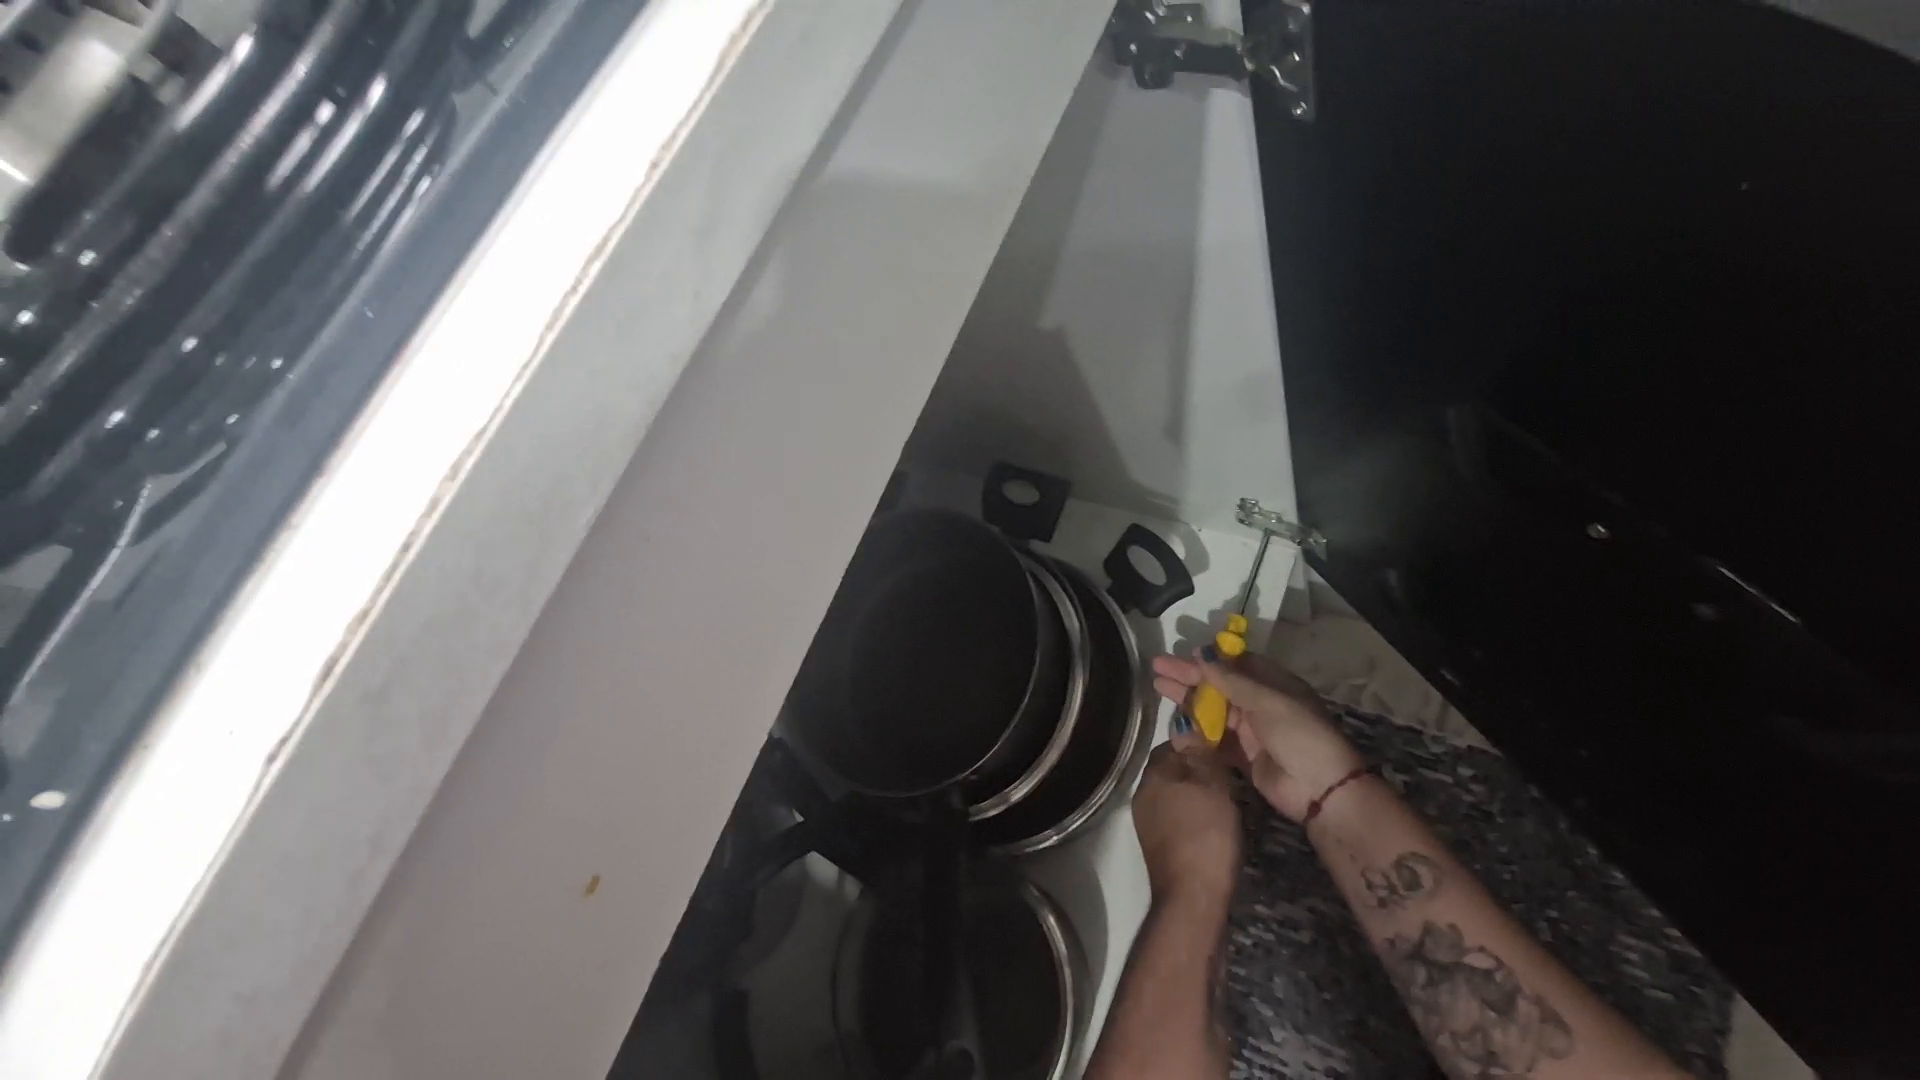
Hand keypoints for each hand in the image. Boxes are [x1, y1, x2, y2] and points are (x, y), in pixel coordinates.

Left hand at [1132, 741, 1241, 913]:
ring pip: (1171, 793)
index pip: (1171, 743)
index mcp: (1153, 774)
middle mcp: (1142, 793)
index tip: (1220, 749)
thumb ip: (1201, 756)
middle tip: (1226, 775)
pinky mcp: (1156, 844)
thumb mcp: (1213, 787)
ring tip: (1223, 799)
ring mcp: (1145, 820)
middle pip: (1169, 768)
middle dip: (1194, 768)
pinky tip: (1211, 823)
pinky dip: (1190, 814)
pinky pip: (1173, 815)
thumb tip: (1188, 728)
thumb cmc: (1205, 834)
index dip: (1196, 743)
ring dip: (1193, 792)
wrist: (1192, 897)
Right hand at [1152, 651, 1364, 822]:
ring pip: (1212, 710)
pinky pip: (1213, 737)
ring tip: (1158, 687)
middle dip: (1189, 676)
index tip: (1183, 654)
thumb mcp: (1267, 700)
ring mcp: (1250, 731)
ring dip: (1187, 699)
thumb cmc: (1299, 735)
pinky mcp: (1241, 755)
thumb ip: (1231, 679)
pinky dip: (1195, 729)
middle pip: (1219, 685)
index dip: (1210, 659)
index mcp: (1274, 685)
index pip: (1236, 664)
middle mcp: (1260, 704)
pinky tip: (1174, 722)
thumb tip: (1201, 653)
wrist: (1320, 789)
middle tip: (1158, 668)